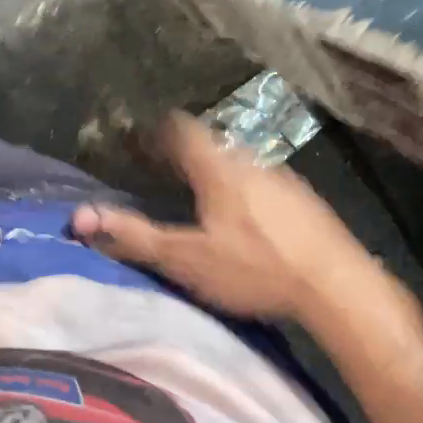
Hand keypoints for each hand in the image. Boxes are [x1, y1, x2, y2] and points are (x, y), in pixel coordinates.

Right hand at [71, 112, 378, 321]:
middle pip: (213, 147)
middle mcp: (252, 163)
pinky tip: (250, 226)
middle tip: (166, 173)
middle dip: (188, 157)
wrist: (343, 293)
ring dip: (221, 177)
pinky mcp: (311, 207)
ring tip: (204, 201)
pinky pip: (268, 188)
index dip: (160, 130)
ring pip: (242, 167)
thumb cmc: (256, 269)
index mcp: (218, 169)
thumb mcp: (186, 258)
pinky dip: (249, 197)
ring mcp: (287, 183)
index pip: (183, 130)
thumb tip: (79, 217)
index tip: (143, 138)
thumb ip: (134, 236)